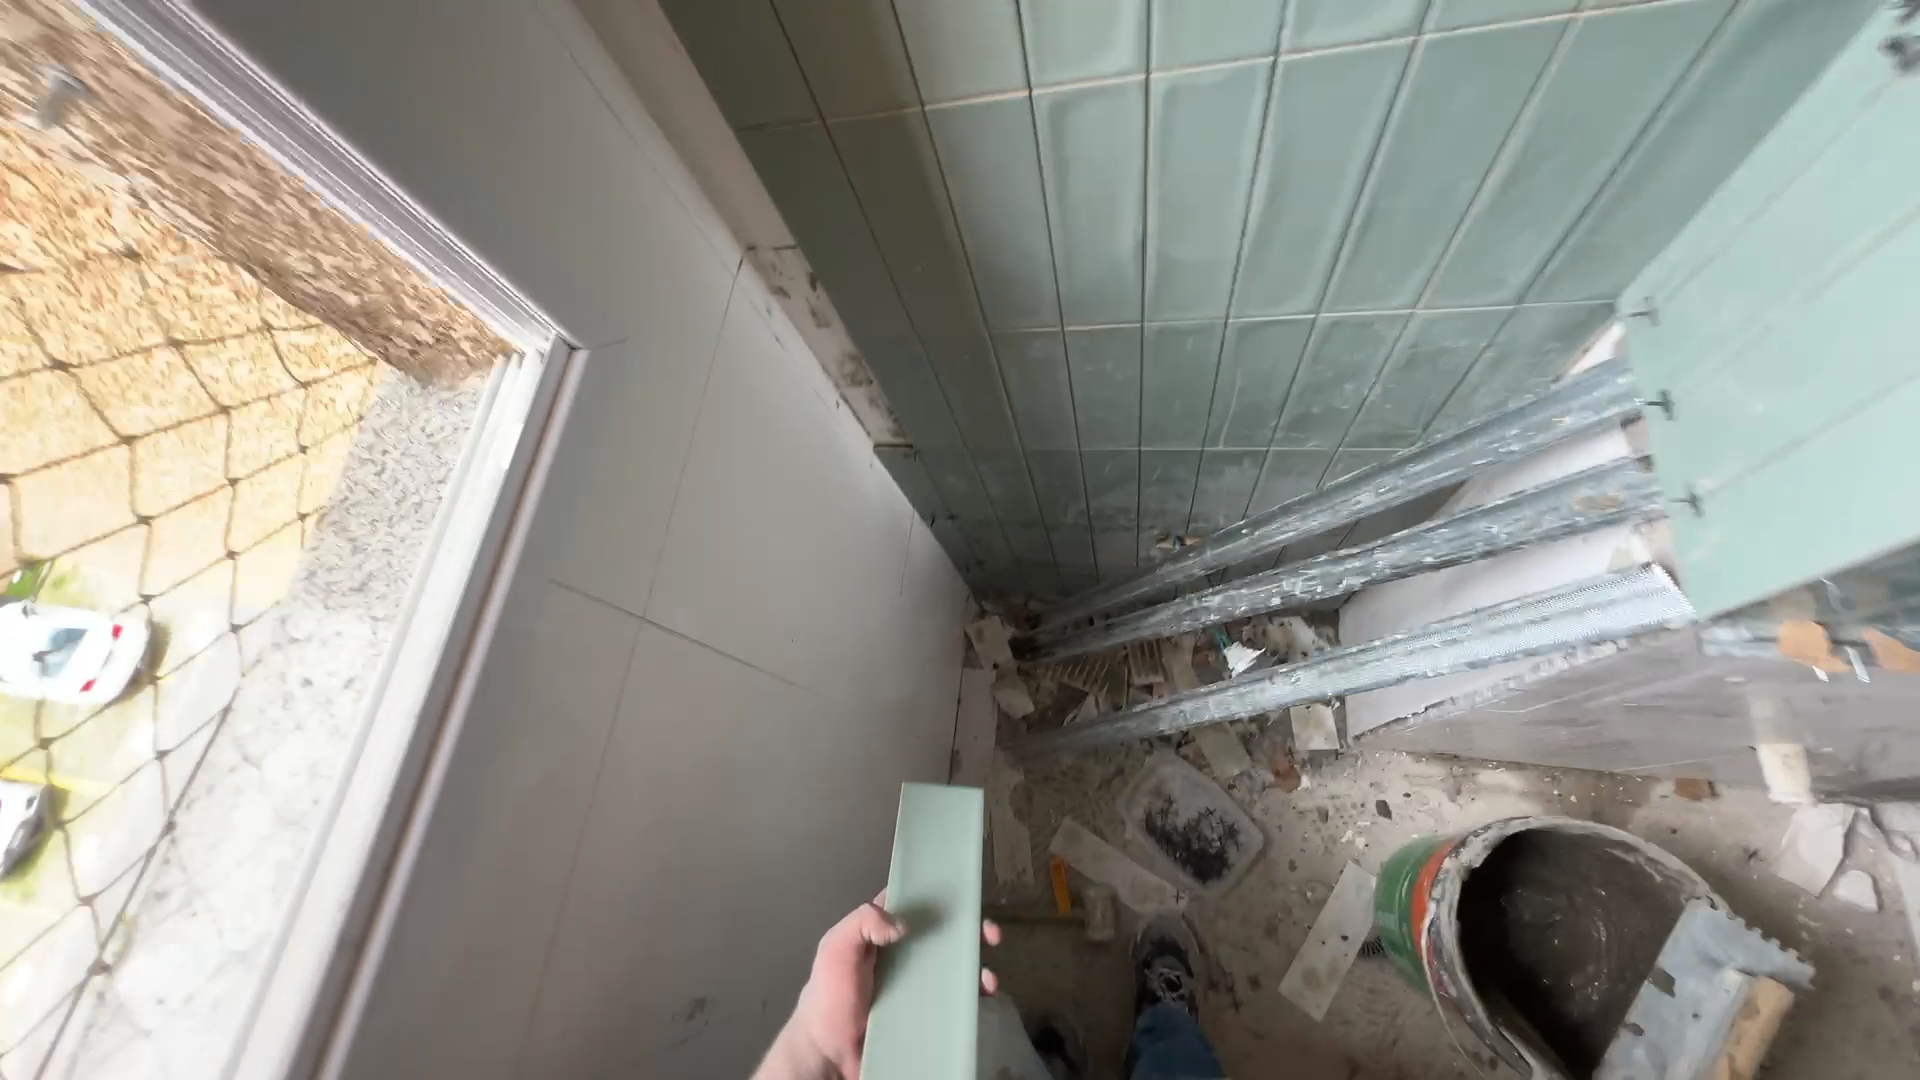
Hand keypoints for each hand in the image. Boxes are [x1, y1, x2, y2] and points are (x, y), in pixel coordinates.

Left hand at [755, 892, 1001, 1079]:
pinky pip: (955, 1001)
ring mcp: (918, 985)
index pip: (918, 903)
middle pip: (947, 932)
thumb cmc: (830, 996)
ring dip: (978, 965)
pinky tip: (982, 998)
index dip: (943, 894)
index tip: (967, 896)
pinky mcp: (925, 1014)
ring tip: (988, 978)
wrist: (829, 1056)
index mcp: (885, 931)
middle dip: (973, 929)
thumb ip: (862, 922)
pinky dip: (973, 997)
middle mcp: (907, 953)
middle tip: (990, 935)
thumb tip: (904, 924)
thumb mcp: (836, 947)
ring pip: (956, 966)